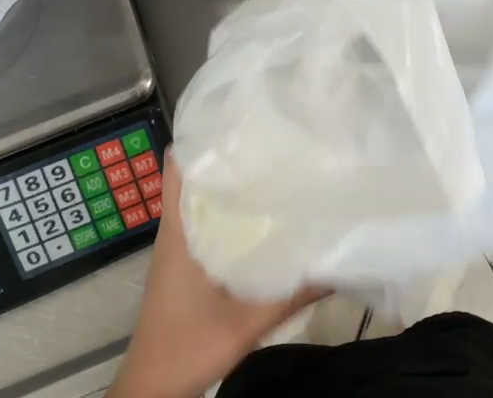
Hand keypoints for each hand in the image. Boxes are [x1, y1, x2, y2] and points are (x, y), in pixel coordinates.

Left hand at [108, 155, 324, 397]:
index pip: (177, 164)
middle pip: (194, 177)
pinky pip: (206, 227)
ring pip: (201, 202)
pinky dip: (229, 216)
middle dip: (227, 157)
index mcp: (178, 229)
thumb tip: (340, 263)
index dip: (200, 136)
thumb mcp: (245, 322)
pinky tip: (262, 221)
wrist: (152, 390)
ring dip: (229, 187)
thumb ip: (292, 294)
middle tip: (271, 142)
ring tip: (272, 170)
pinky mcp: (185, 268)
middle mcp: (175, 230)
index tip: (239, 121)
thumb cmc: (187, 345)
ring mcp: (178, 249)